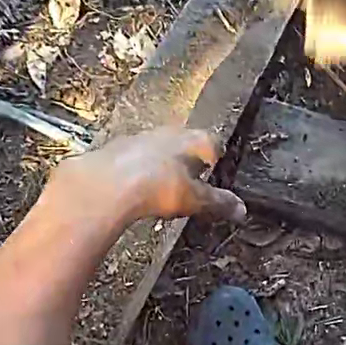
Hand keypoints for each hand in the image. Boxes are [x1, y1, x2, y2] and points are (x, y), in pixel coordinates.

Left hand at [47, 127, 246, 225]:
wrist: (104, 185)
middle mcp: (162, 134)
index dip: (214, 153)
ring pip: (152, 148)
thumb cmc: (157, 187)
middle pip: (180, 141)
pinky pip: (127, 161)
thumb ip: (217, 203)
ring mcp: (133, 141)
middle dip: (185, 157)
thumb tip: (241, 210)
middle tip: (191, 174)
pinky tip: (131, 188)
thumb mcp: (193, 199)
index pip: (209, 141)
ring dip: (158, 162)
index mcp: (187, 141)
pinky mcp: (108, 153)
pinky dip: (133, 172)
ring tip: (161, 183)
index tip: (217, 163)